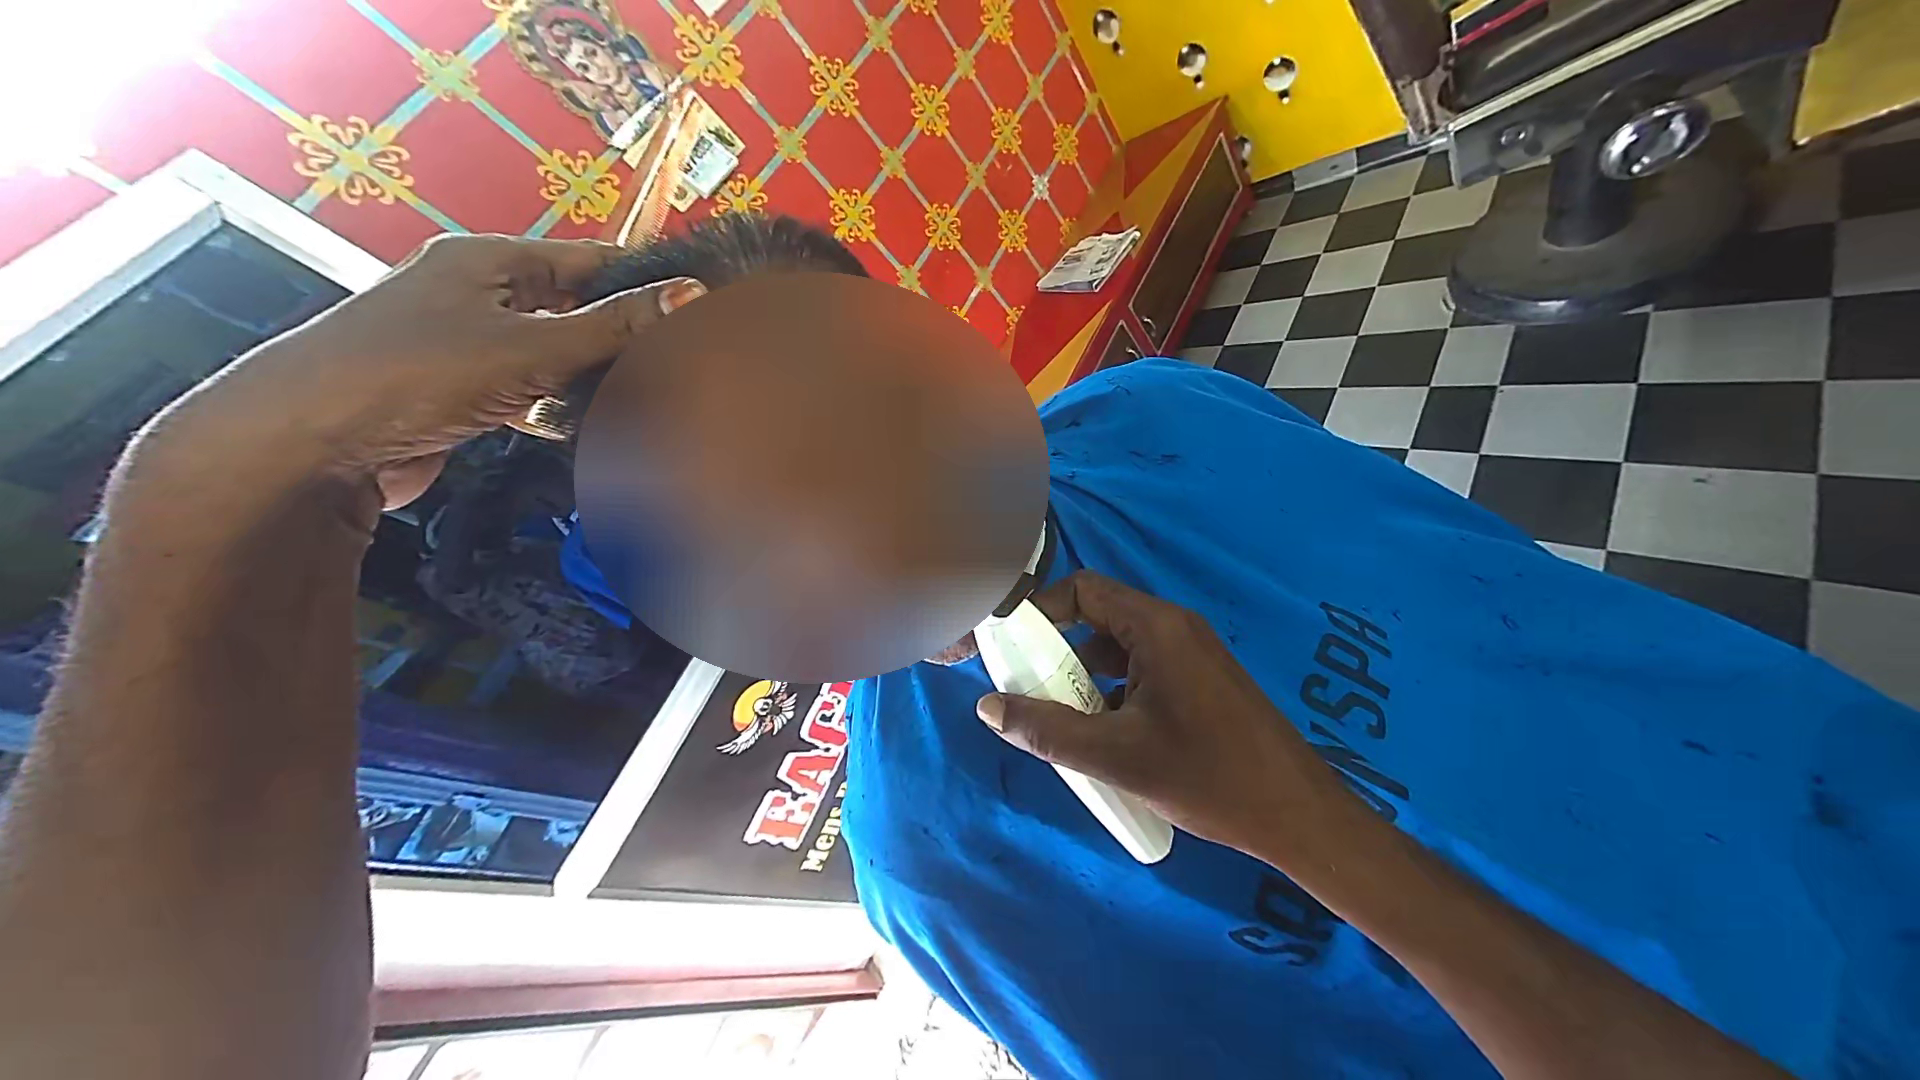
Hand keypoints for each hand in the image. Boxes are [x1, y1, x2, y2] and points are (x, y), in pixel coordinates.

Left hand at [130, 234, 705, 510]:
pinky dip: (564, 404)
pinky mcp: (467, 391)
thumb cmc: (415, 373)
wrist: (310, 445)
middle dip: (627, 332)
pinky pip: (536, 389)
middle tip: (685, 358)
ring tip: (655, 393)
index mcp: (491, 262)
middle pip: (576, 307)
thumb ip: (613, 326)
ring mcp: (471, 344)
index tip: (701, 303)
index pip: (591, 259)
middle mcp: (481, 294)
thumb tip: (690, 295)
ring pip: (558, 352)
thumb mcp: (530, 347)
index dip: (648, 278)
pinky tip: (595, 423)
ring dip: (597, 374)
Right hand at [976, 571, 1360, 860]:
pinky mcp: (1202, 679)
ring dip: (1085, 675)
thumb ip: (1045, 730)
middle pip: (1098, 616)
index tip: (1013, 648)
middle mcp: (1175, 627)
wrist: (1301, 818)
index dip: (1040, 610)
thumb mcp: (1114, 756)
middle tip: (1033, 690)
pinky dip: (1113, 690)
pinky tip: (1108, 736)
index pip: (1082, 589)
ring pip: (1118, 647)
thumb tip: (988, 708)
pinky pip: (1142, 668)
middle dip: (1058, 650)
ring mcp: (1192, 653)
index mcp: (1156, 627)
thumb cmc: (1208, 777)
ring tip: (1067, 720)